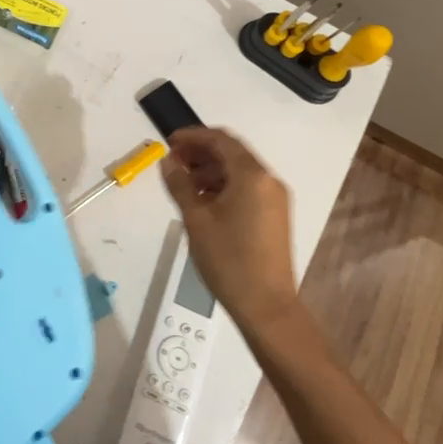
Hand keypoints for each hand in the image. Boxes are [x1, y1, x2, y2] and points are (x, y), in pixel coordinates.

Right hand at [158, 127, 300, 329]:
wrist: (267, 307)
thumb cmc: (229, 260)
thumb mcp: (196, 220)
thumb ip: (180, 185)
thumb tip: (167, 161)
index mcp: (252, 176)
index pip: (221, 139)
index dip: (193, 136)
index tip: (169, 143)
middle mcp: (268, 180)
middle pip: (232, 153)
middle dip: (201, 153)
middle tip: (173, 163)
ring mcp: (275, 198)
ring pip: (239, 171)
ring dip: (211, 170)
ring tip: (184, 185)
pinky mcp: (275, 215)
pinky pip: (247, 187)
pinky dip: (224, 186)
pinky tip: (204, 202)